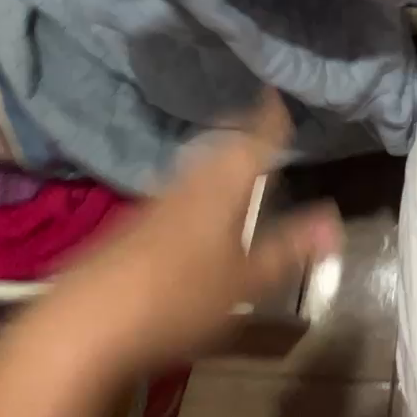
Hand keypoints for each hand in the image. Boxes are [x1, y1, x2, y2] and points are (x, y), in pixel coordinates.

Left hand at [33, 91, 341, 377]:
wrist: (81, 327)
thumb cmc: (178, 296)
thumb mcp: (246, 280)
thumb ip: (290, 249)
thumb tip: (335, 221)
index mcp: (223, 186)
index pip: (255, 140)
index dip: (269, 115)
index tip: (277, 90)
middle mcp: (188, 182)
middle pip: (221, 146)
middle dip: (242, 130)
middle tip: (259, 116)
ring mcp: (153, 201)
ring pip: (194, 166)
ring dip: (215, 156)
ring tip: (230, 154)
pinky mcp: (126, 226)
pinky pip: (172, 188)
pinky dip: (191, 182)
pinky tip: (189, 204)